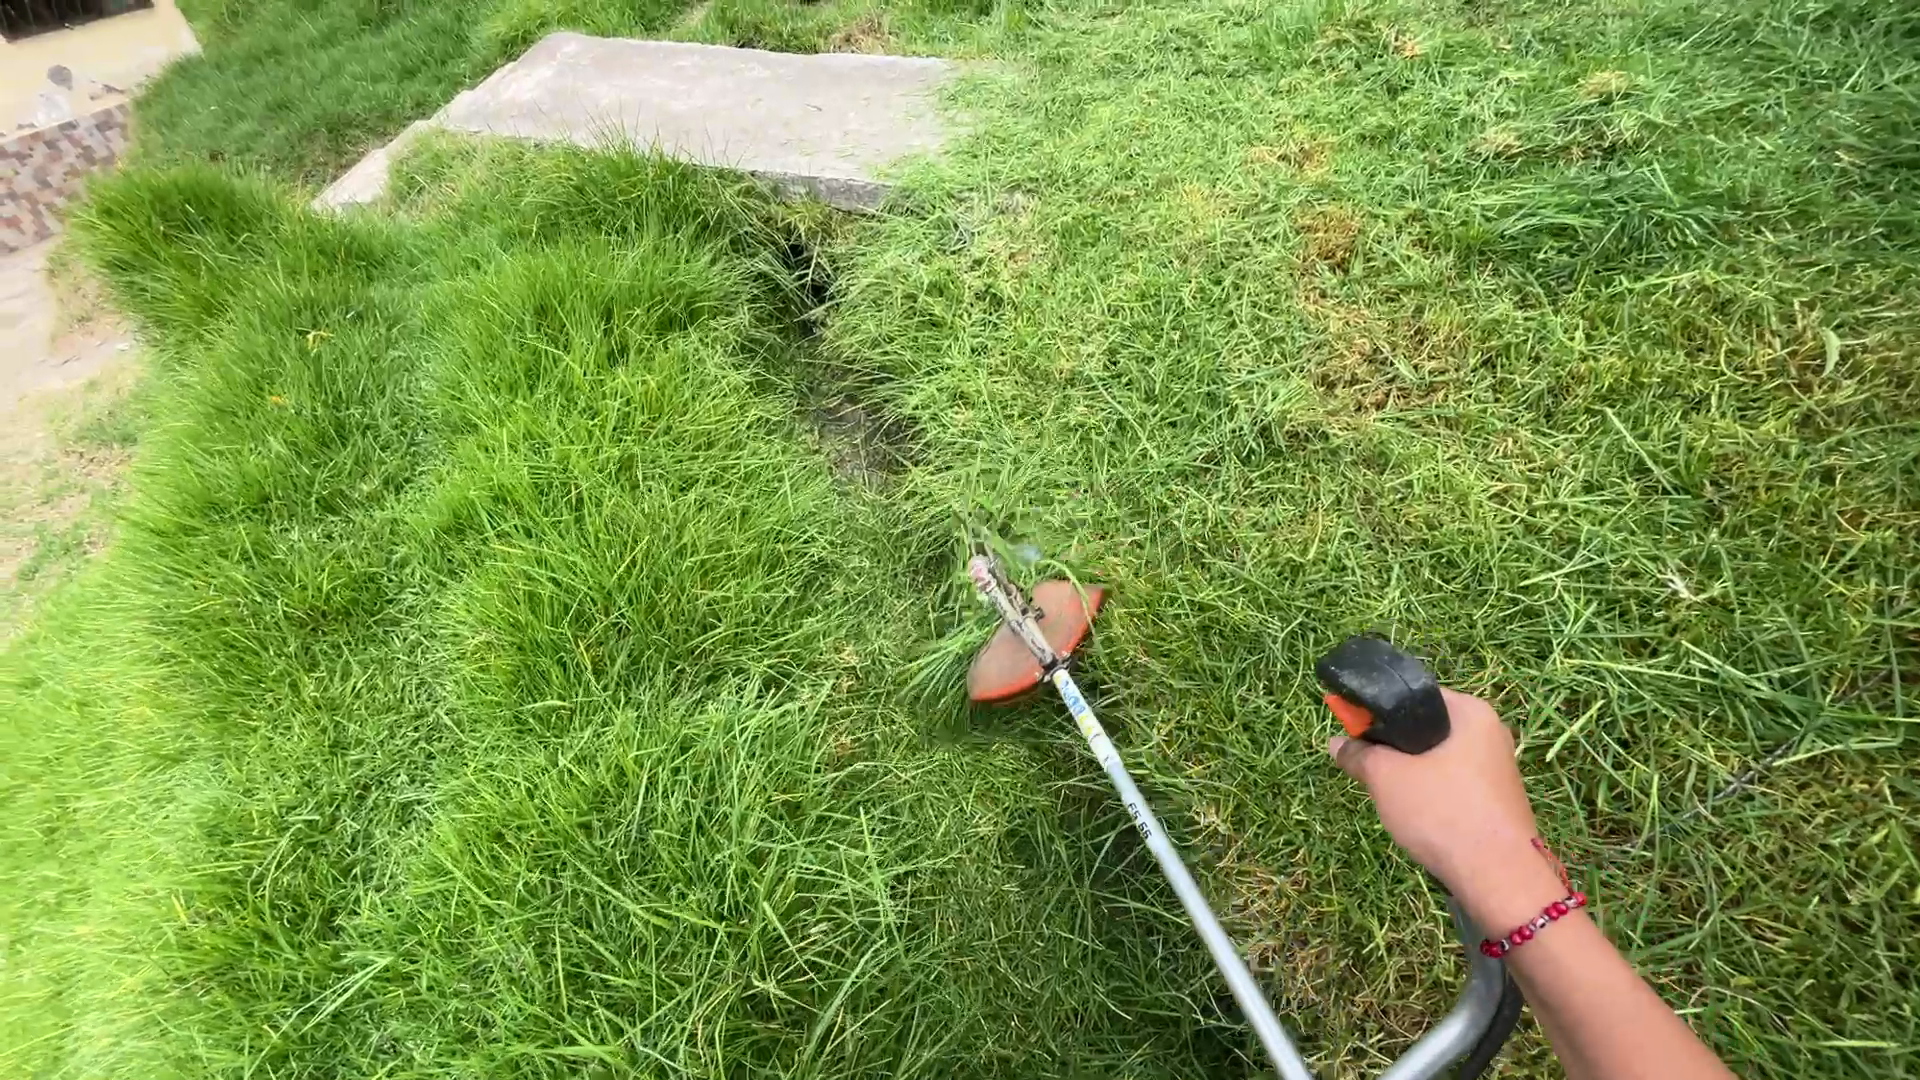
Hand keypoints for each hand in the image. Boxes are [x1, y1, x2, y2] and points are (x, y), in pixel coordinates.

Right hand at [1327, 688, 1565, 930]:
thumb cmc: (1441, 811)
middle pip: (1422, 727)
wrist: (1499, 880)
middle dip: (1391, 744)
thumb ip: (1356, 752)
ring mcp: (1495, 769)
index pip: (1413, 696)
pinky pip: (1448, 781)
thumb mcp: (1384, 776)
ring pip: (1433, 757)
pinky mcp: (1494, 799)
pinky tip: (1413, 811)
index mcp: (1472, 713)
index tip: (1354, 729)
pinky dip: (1426, 790)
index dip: (1377, 709)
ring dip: (1406, 770)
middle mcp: (1489, 734)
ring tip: (1388, 791)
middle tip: (1367, 762)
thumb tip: (1335, 742)